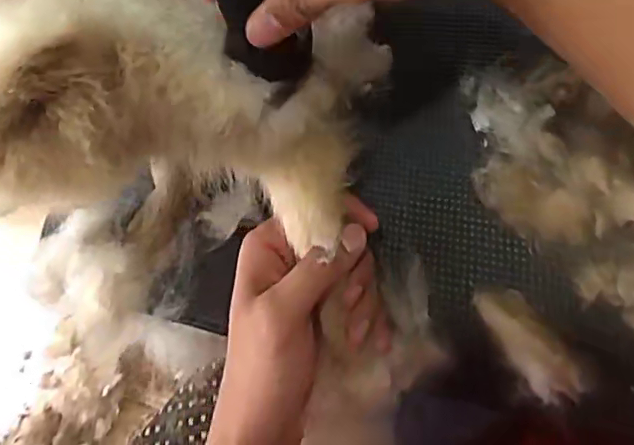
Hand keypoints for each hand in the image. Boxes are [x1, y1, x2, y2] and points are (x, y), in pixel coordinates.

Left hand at [210, 197, 386, 444]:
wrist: (263, 429)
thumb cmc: (262, 368)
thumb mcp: (282, 314)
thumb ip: (317, 269)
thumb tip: (355, 232)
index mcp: (268, 247)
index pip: (311, 210)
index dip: (344, 215)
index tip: (371, 230)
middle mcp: (289, 258)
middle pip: (341, 240)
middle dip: (354, 274)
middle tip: (348, 304)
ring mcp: (310, 285)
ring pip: (355, 269)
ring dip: (362, 302)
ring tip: (351, 334)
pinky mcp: (326, 309)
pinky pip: (359, 296)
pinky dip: (367, 317)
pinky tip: (365, 341)